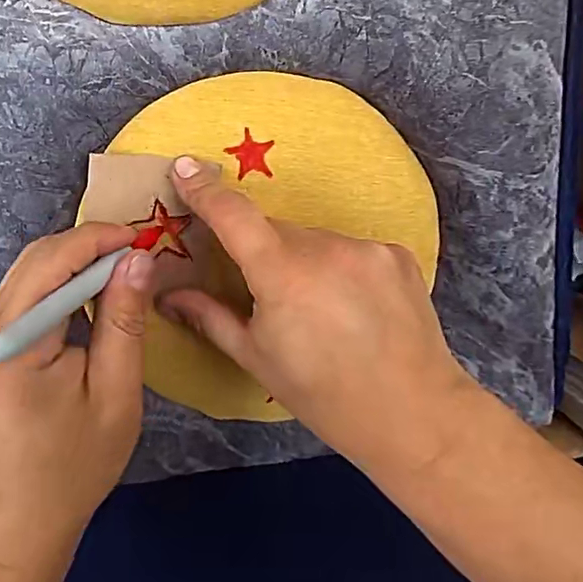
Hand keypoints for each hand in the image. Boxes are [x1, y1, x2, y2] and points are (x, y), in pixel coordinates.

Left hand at [0, 223, 156, 558]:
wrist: (25, 513)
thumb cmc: (77, 463)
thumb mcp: (116, 393)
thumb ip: (124, 320)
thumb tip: (139, 259)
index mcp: (8, 350)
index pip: (50, 267)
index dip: (96, 241)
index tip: (141, 236)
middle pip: (33, 263)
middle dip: (86, 247)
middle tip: (135, 252)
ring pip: (25, 276)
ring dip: (72, 265)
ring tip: (119, 269)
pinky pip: (21, 298)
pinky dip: (57, 287)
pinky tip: (88, 295)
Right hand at [159, 156, 474, 470]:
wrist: (413, 414)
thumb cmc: (323, 394)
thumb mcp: (256, 357)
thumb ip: (209, 316)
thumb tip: (169, 296)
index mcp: (283, 275)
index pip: (234, 216)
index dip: (205, 189)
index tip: (186, 167)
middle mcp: (325, 248)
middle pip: (276, 230)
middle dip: (262, 251)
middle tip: (268, 294)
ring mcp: (366, 248)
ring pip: (314, 239)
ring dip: (303, 260)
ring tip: (318, 309)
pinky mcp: (395, 253)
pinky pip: (350, 248)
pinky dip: (339, 267)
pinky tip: (351, 306)